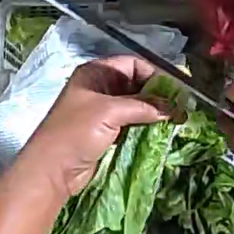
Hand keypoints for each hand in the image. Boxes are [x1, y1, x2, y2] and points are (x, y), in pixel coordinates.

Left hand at [14, 56, 169, 204]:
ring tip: (177, 121)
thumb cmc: (75, 132)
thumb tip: (174, 108)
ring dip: (154, 112)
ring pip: (135, 105)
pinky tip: (161, 132)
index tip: (175, 91)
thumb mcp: (109, 112)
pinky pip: (132, 122)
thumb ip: (142, 106)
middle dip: (157, 95)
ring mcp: (102, 110)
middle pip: (135, 83)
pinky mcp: (106, 131)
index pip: (132, 64)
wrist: (53, 169)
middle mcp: (99, 87)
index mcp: (95, 73)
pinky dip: (146, 125)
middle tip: (181, 107)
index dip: (153, 75)